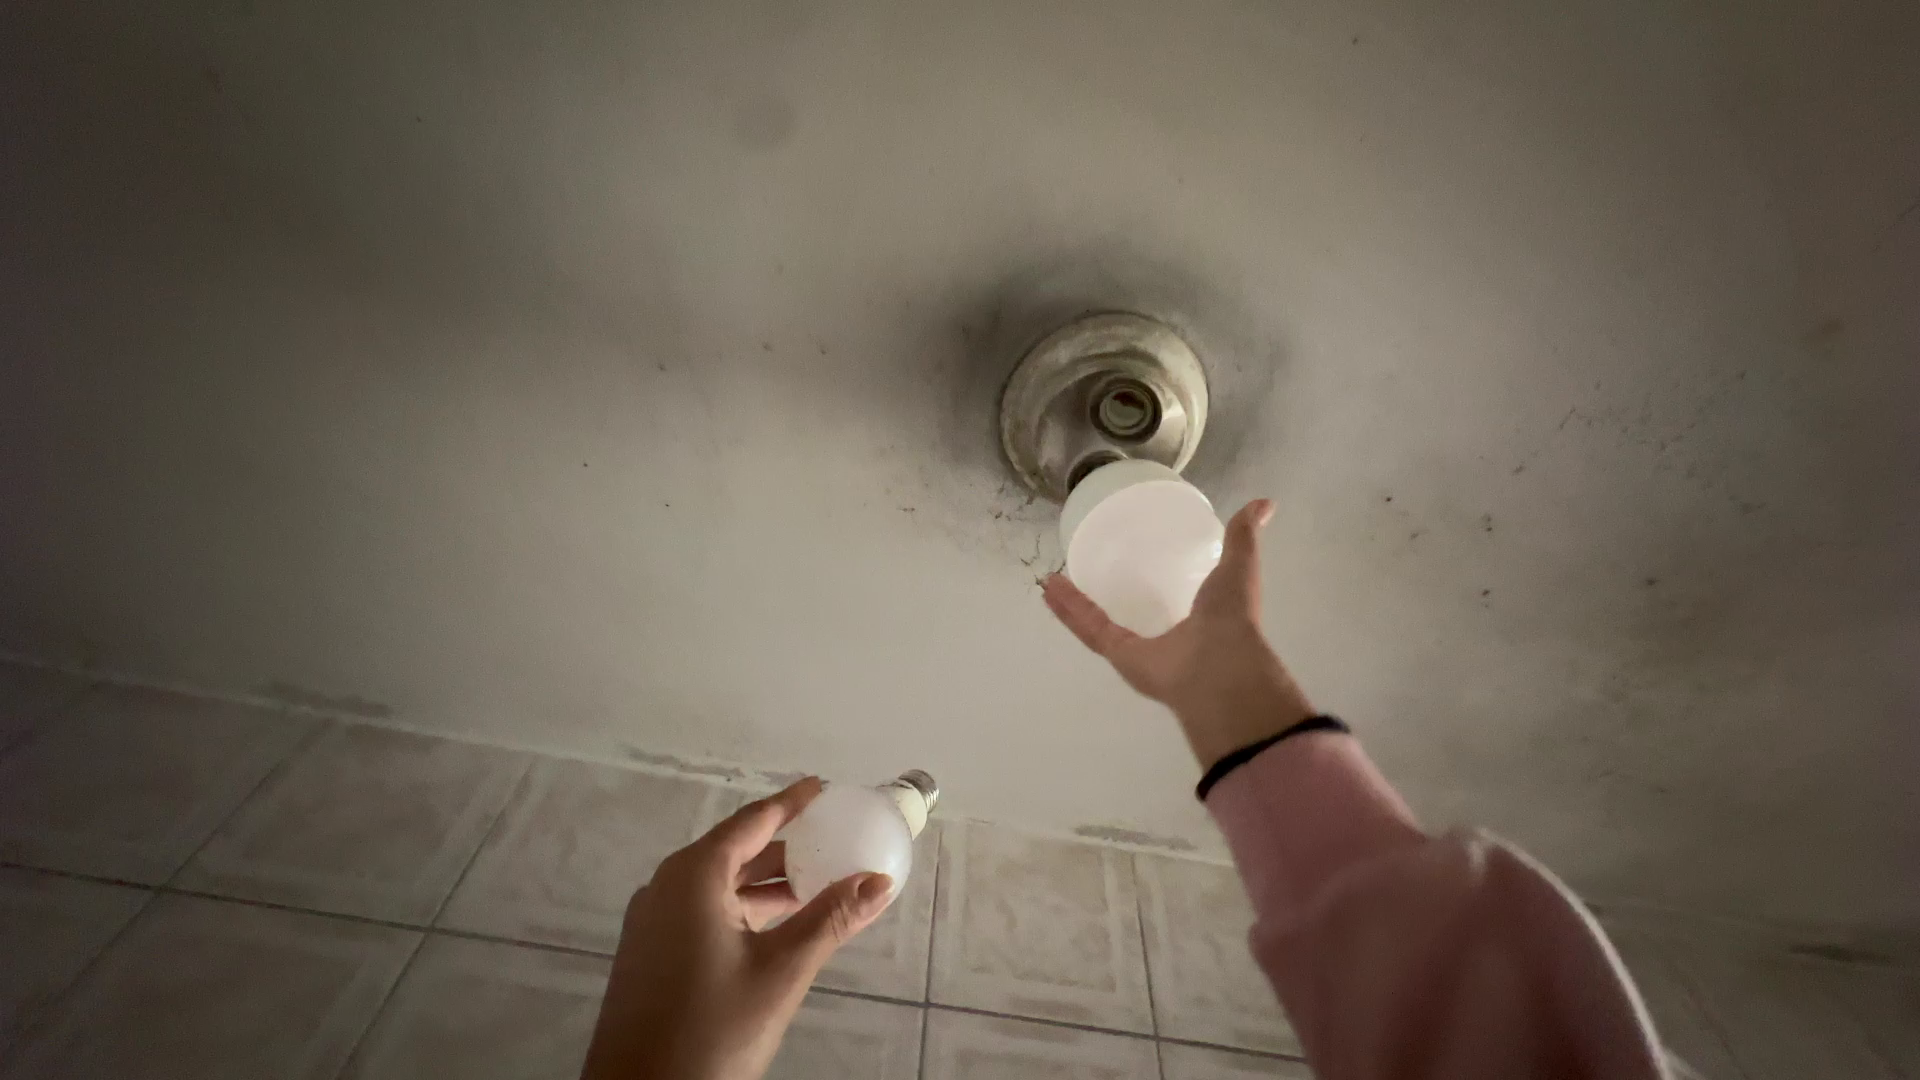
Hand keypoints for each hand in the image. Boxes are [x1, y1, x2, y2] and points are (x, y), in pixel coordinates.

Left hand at [580, 777, 893, 1079]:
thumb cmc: (710, 1031)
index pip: (753, 821)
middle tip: (830, 836)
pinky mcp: (650, 953)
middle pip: (735, 848)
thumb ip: (832, 919)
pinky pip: (704, 908)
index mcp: (694, 876)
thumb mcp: (781, 972)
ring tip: (816, 880)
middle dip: (784, 844)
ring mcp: (653, 922)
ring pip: (720, 882)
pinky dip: (744, 905)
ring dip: (766, 881)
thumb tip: (880, 881)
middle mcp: (667, 886)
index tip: (823, 787)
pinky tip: (777, 923)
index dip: (791, 802)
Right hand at [1043, 498, 1315, 768]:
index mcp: (1196, 619)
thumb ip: (1242, 538)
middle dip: (1105, 593)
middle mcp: (1166, 638)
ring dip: (1076, 600)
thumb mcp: (1239, 568)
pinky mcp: (1119, 654)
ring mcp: (1139, 649)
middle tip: (1085, 566)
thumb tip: (1264, 502)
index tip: (1132, 555)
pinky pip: (1091, 628)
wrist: (1221, 666)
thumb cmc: (1232, 618)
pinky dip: (1070, 608)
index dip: (1151, 578)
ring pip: (1100, 621)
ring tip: (1053, 578)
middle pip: (1128, 613)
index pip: (1169, 596)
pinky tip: (1051, 585)